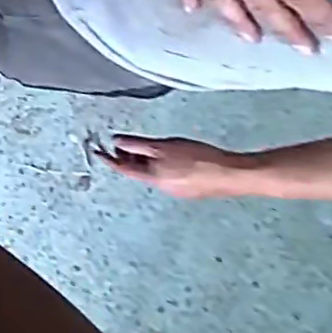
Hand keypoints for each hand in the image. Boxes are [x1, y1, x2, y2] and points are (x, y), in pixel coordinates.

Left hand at [97, 135, 255, 198]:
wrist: (235, 174)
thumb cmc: (198, 159)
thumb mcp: (161, 147)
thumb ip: (137, 145)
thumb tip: (115, 142)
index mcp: (154, 180)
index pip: (123, 170)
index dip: (108, 159)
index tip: (97, 152)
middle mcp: (164, 188)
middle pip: (138, 173)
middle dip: (126, 159)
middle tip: (117, 147)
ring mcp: (179, 190)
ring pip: (152, 174)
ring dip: (142, 161)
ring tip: (137, 149)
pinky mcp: (192, 188)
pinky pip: (167, 176)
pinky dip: (158, 165)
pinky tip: (164, 156)